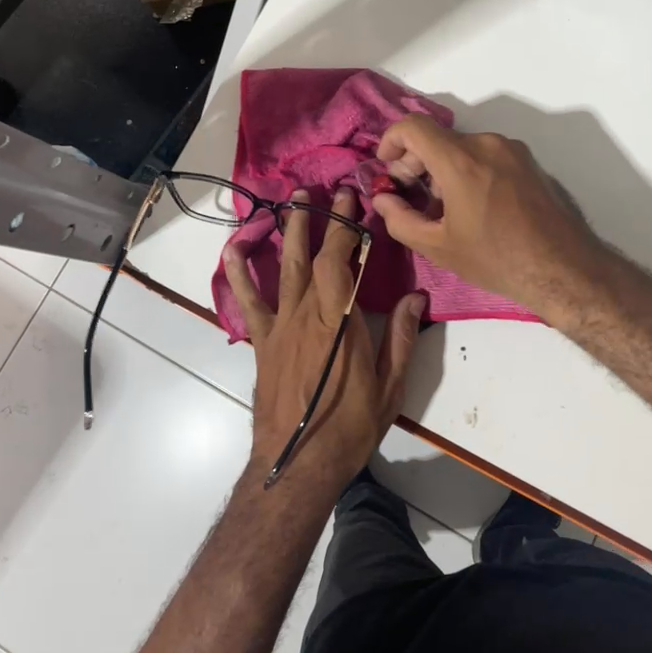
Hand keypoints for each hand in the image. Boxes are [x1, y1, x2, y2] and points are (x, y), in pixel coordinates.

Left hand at [224, 188, 425, 493]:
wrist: (297, 462)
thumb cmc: (350, 426)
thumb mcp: (390, 385)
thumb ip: (403, 337)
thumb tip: (417, 297)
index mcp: (340, 320)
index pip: (341, 260)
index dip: (345, 226)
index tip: (351, 199)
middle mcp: (306, 313)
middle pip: (311, 255)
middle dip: (318, 219)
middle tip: (323, 190)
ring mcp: (280, 325)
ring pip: (281, 268)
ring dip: (286, 231)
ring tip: (290, 201)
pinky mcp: (262, 341)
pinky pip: (249, 301)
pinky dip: (239, 273)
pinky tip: (234, 249)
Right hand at [370, 115, 611, 325]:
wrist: (563, 267)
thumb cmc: (497, 259)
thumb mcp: (439, 247)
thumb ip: (400, 219)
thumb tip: (382, 198)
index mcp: (461, 160)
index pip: (413, 127)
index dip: (391, 140)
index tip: (387, 167)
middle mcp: (487, 144)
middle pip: (438, 138)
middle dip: (416, 161)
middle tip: (410, 195)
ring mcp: (512, 150)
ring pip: (463, 147)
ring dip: (444, 167)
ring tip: (443, 207)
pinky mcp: (529, 161)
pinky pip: (486, 155)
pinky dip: (469, 169)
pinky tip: (474, 205)